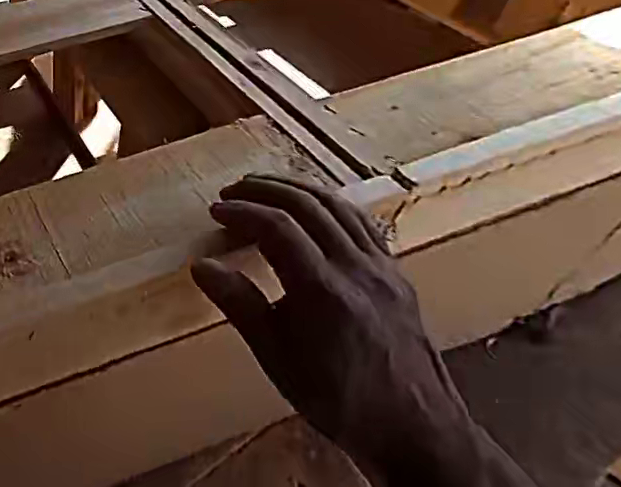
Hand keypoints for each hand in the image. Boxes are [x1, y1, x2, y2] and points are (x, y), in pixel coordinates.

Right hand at [190, 175, 531, 486]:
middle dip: (262, 189)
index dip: (242, 211)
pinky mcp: (397, 272)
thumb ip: (240, 306)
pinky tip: (311, 205)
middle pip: (305, 204)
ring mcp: (381, 268)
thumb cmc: (340, 400)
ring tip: (264, 187)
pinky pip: (361, 221)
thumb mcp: (278, 359)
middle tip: (232, 192)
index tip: (216, 211)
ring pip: (335, 204)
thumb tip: (201, 266)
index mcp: (323, 291)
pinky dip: (328, 203)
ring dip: (294, 187)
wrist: (419, 433)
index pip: (276, 227)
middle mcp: (355, 269)